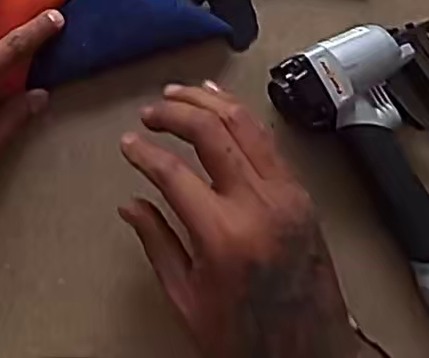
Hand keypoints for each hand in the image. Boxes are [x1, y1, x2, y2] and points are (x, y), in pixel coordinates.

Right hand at [119, 82, 358, 357]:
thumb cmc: (250, 339)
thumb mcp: (188, 301)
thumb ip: (156, 243)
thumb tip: (130, 204)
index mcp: (225, 238)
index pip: (172, 173)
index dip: (143, 152)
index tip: (128, 144)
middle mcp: (258, 207)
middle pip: (210, 132)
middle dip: (173, 113)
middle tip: (150, 113)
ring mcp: (285, 195)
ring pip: (242, 122)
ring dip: (205, 101)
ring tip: (178, 95)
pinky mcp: (300, 193)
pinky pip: (265, 138)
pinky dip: (238, 113)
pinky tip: (218, 104)